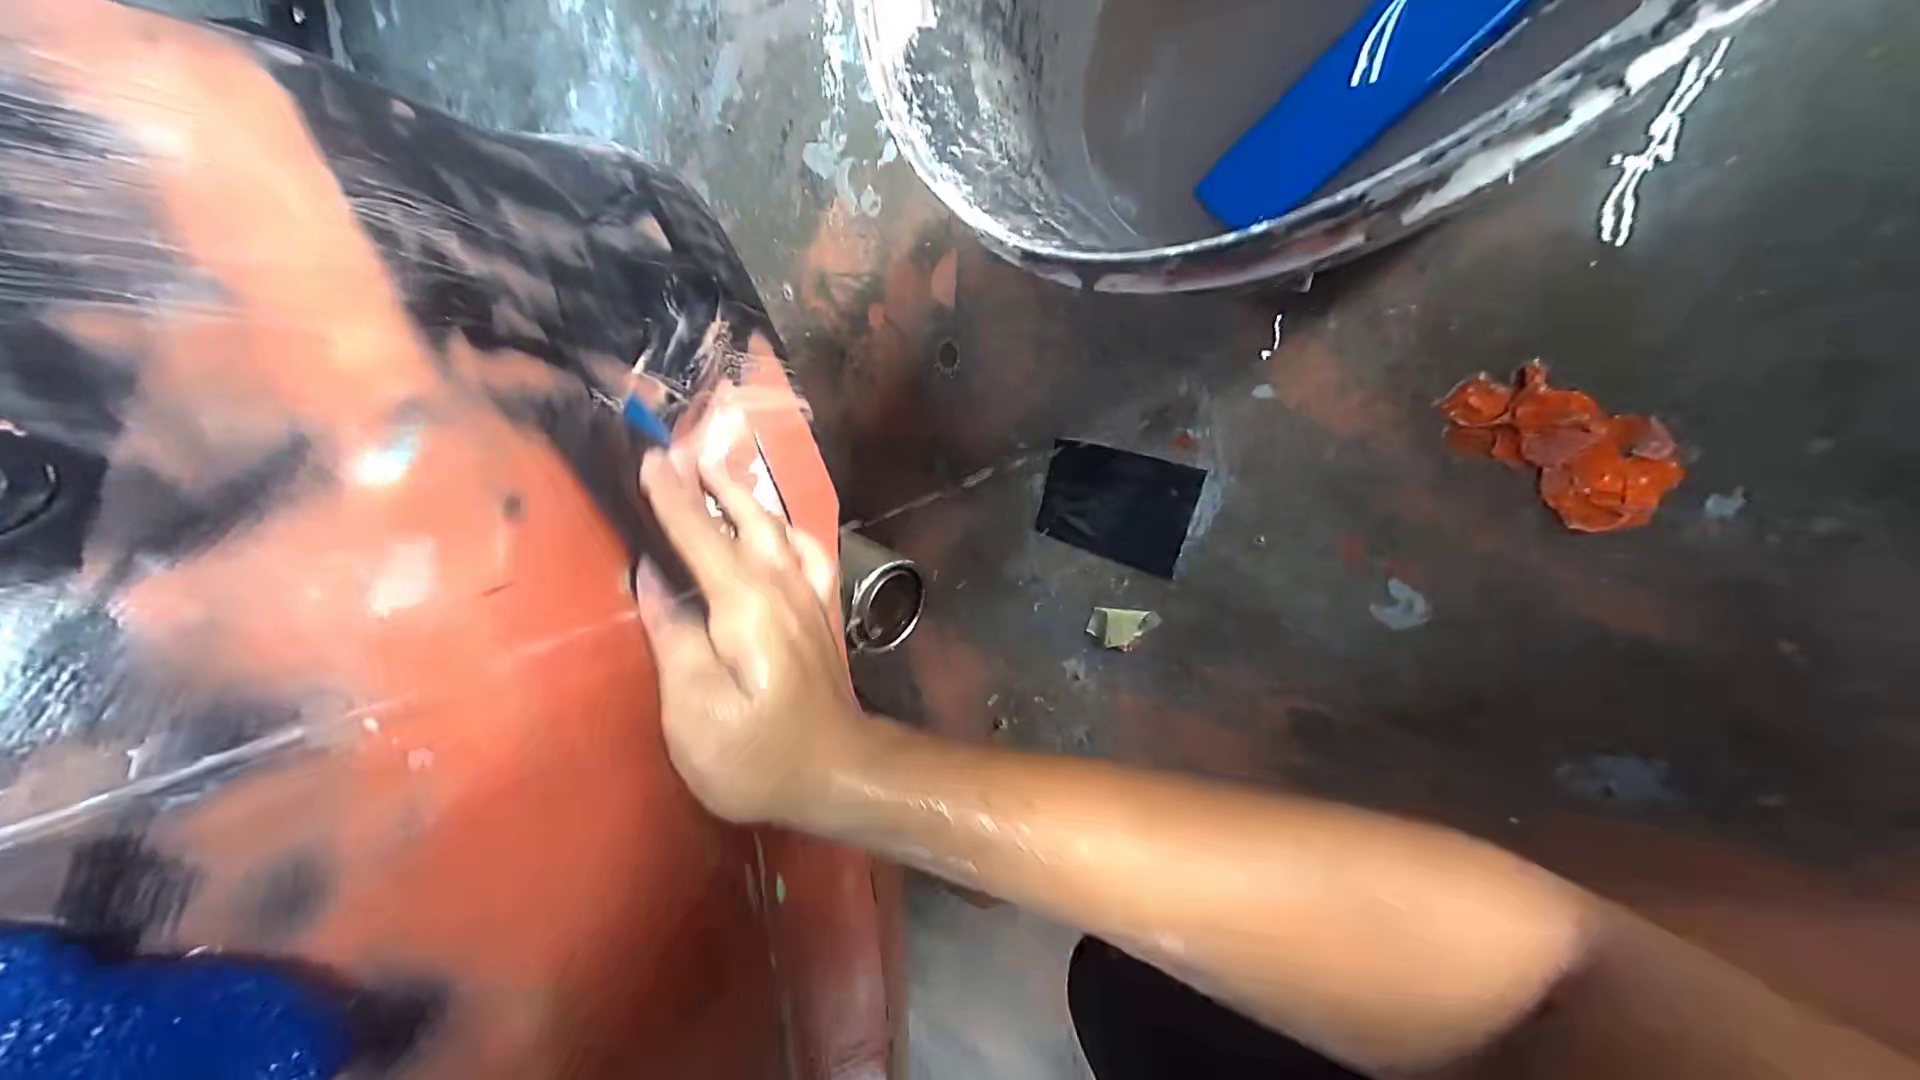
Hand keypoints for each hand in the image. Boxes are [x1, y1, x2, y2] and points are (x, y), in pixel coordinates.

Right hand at [634, 449, 874, 823]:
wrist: (837, 770)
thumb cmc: (757, 754)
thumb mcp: (694, 709)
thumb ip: (674, 636)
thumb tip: (653, 577)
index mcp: (747, 606)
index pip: (701, 537)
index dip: (672, 498)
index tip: (648, 458)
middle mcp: (784, 588)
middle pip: (747, 521)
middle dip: (711, 484)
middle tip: (679, 453)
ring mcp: (811, 598)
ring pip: (781, 529)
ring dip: (748, 499)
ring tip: (719, 476)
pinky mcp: (822, 614)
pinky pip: (809, 553)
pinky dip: (788, 529)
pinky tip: (779, 529)